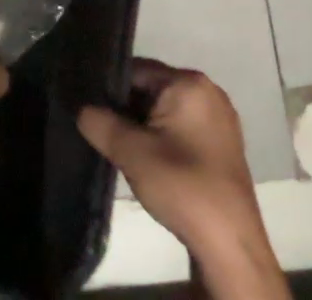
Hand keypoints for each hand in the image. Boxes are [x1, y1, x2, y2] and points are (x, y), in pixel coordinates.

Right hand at [78, 62, 286, 296]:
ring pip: (163, 109)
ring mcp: (218, 118)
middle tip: (100, 130)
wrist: (229, 242)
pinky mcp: (220, 143)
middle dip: (124, 108)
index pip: (134, 70)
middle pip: (149, 88)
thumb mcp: (129, 151)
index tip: (86, 109)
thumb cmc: (182, 185)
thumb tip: (82, 109)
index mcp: (189, 83)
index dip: (107, 89)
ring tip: (118, 146)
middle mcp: (208, 91)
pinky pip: (179, 126)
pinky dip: (159, 137)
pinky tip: (145, 159)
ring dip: (140, 125)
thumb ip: (98, 121)